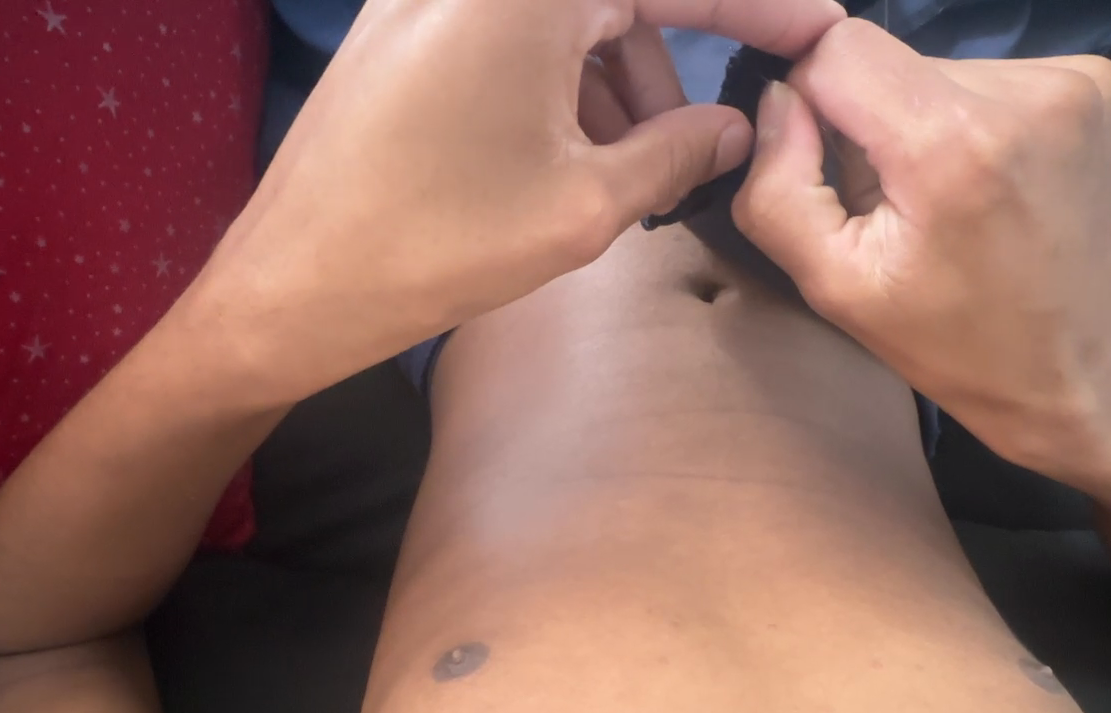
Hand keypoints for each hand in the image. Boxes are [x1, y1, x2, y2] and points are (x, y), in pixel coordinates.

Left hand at [192, 0, 845, 395]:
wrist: (297, 287)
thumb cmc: (440, 247)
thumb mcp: (582, 207)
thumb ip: (672, 153)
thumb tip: (729, 126)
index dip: (753, 3)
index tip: (812, 29)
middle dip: (666, 69)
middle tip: (688, 151)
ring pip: (561, 25)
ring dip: (611, 91)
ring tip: (620, 177)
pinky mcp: (403, 36)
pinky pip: (510, 43)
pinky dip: (556, 93)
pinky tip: (561, 162)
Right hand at [732, 21, 1110, 480]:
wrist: (1057, 362)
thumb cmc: (938, 338)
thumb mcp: (833, 286)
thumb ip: (780, 192)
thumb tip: (777, 100)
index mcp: (951, 145)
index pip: (840, 48)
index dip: (810, 101)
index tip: (825, 167)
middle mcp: (1024, 87)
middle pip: (889, 59)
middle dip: (867, 124)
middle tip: (891, 205)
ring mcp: (1074, 76)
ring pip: (935, 68)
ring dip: (916, 125)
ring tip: (940, 200)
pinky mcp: (1098, 79)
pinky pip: (985, 77)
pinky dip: (963, 123)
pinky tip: (979, 181)